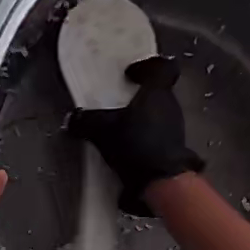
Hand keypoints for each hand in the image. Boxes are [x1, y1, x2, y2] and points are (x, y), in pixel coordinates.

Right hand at [65, 56, 203, 215]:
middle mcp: (171, 106)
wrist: (161, 182)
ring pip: (159, 115)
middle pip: (158, 93)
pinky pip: (159, 137)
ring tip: (119, 132)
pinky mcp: (175, 151)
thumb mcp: (102, 130)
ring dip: (141, 120)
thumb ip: (86, 121)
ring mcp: (177, 129)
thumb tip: (72, 118)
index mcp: (157, 93)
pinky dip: (144, 140)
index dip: (148, 66)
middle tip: (117, 104)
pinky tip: (127, 152)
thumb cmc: (134, 144)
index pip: (164, 67)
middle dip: (138, 97)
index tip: (130, 74)